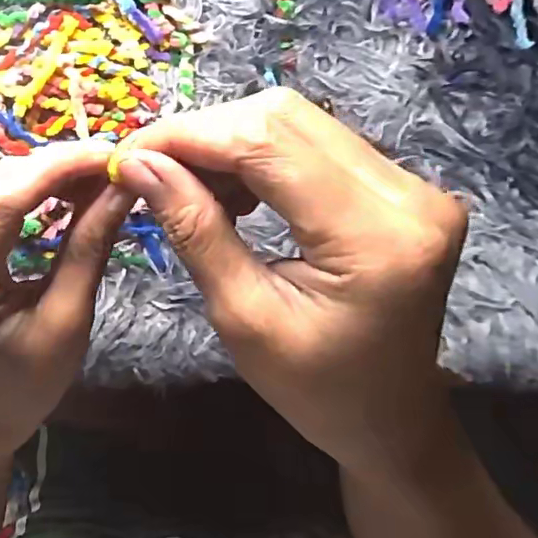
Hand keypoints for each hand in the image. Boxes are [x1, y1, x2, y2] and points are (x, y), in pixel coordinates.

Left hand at [0, 141, 136, 456]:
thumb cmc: (32, 379)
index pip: (1, 203)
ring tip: (97, 170)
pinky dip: (31, 187)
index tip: (108, 153)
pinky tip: (66, 184)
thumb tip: (123, 183)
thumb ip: (89, 246)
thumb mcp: (69, 318)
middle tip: (112, 160)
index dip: (56, 168)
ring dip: (46, 172)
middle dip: (56, 166)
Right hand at [112, 88, 466, 473]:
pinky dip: (253, 153)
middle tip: (150, 168)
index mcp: (374, 236)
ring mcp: (409, 183)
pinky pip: (310, 140)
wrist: (390, 420)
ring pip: (292, 120)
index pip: (265, 144)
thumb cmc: (314, 389)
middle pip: (281, 117)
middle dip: (201, 133)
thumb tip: (138, 164)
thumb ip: (194, 229)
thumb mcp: (241, 315)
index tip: (128, 155)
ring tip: (186, 183)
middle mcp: (407, 193)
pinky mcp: (397, 184)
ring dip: (224, 140)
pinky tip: (229, 187)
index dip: (187, 137)